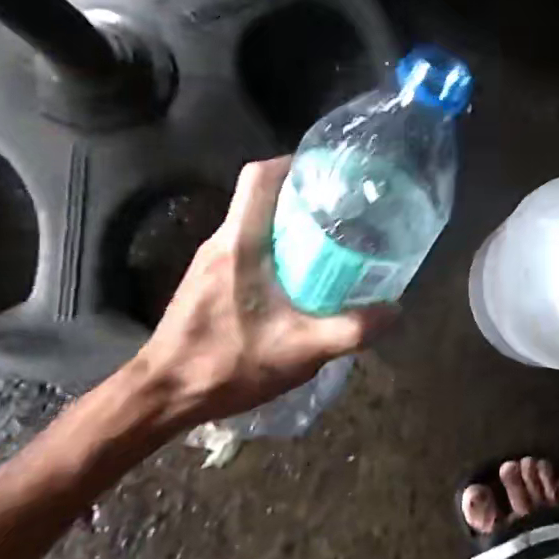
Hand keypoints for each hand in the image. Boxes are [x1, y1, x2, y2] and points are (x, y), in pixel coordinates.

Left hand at [127, 157, 393, 425]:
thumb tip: (395, 311)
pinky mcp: (209, 282)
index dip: (293, 163)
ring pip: (255, 223)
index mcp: (240, 245)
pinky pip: (248, 247)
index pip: (259, 178)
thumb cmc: (226, 364)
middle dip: (303, 195)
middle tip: (346, 209)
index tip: (329, 171)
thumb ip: (351, 330)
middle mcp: (221, 243)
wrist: (164, 395)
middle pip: (262, 197)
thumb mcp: (300, 350)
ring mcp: (211, 262)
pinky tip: (303, 277)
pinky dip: (278, 249)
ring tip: (334, 241)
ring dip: (292, 224)